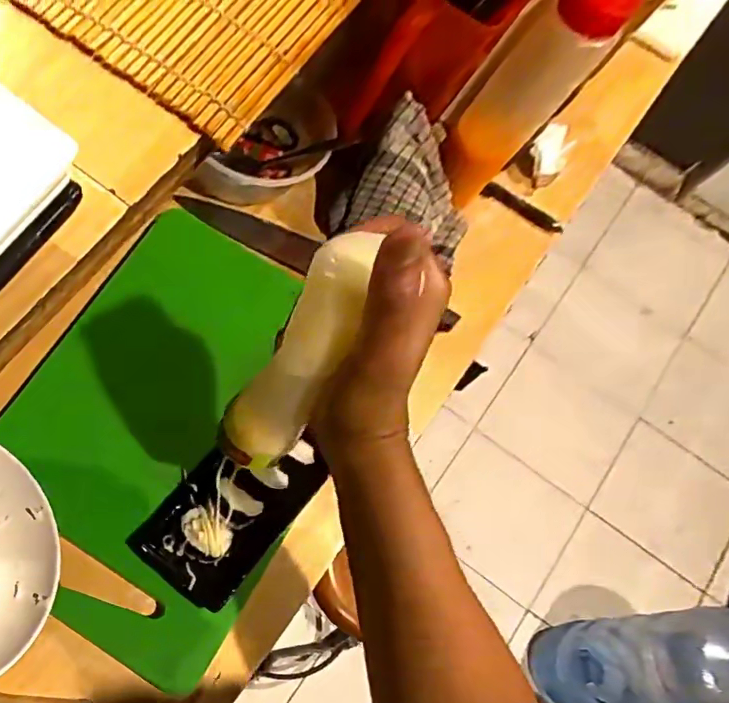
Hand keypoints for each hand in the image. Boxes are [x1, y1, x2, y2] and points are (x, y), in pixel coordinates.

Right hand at [311, 219, 450, 458]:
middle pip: (374, 254)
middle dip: (341, 263)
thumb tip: (405, 233)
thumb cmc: (368, 400)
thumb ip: (394, 297)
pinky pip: (339, 301)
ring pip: (354, 276)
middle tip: (317, 292)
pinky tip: (304, 326)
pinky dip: (319, 306)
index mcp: (424, 291)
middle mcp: (407, 296)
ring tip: (308, 313)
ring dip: (326, 287)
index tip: (336, 255)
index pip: (404, 235)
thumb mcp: (381, 348)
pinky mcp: (359, 331)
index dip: (370, 234)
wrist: (352, 441)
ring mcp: (382, 314)